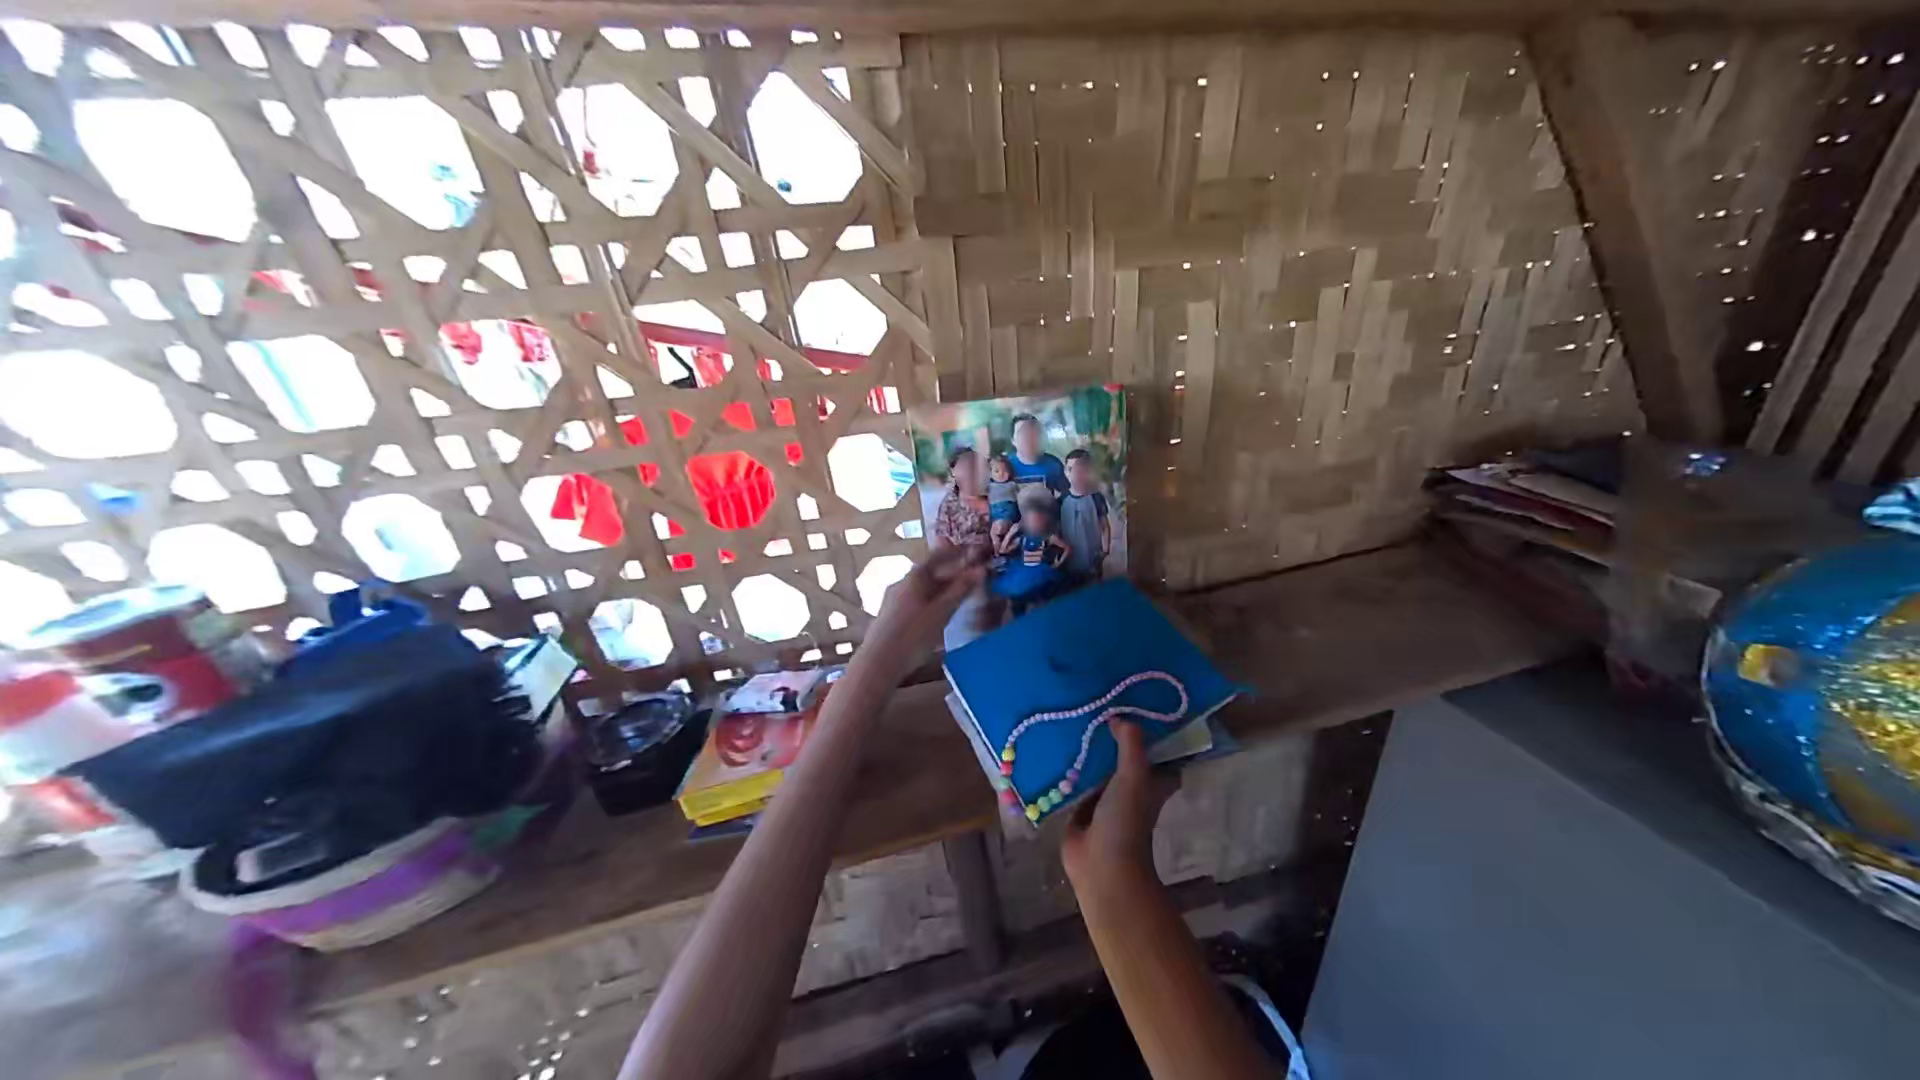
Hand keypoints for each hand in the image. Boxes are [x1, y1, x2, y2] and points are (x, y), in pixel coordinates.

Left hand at [856, 544, 986, 675]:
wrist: (878, 663)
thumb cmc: (913, 635)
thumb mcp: (942, 612)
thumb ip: (960, 590)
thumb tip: (980, 569)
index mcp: (914, 577)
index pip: (938, 556)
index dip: (956, 552)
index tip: (973, 551)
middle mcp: (902, 583)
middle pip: (929, 572)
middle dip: (950, 572)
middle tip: (970, 575)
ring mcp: (893, 599)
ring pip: (922, 587)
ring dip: (941, 587)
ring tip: (957, 594)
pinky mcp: (890, 615)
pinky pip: (915, 599)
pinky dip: (931, 599)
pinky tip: (937, 612)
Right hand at [1062, 720, 1177, 891]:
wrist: (1100, 864)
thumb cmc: (1126, 819)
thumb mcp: (1134, 775)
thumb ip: (1130, 743)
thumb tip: (1118, 717)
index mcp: (1151, 783)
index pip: (1159, 754)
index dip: (1153, 733)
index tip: (1138, 706)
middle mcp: (1131, 788)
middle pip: (1124, 756)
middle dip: (1113, 736)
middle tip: (1097, 705)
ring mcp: (1105, 798)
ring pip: (1098, 766)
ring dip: (1088, 750)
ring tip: (1073, 717)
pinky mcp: (1080, 806)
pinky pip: (1074, 780)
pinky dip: (1067, 767)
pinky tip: (1054, 746)